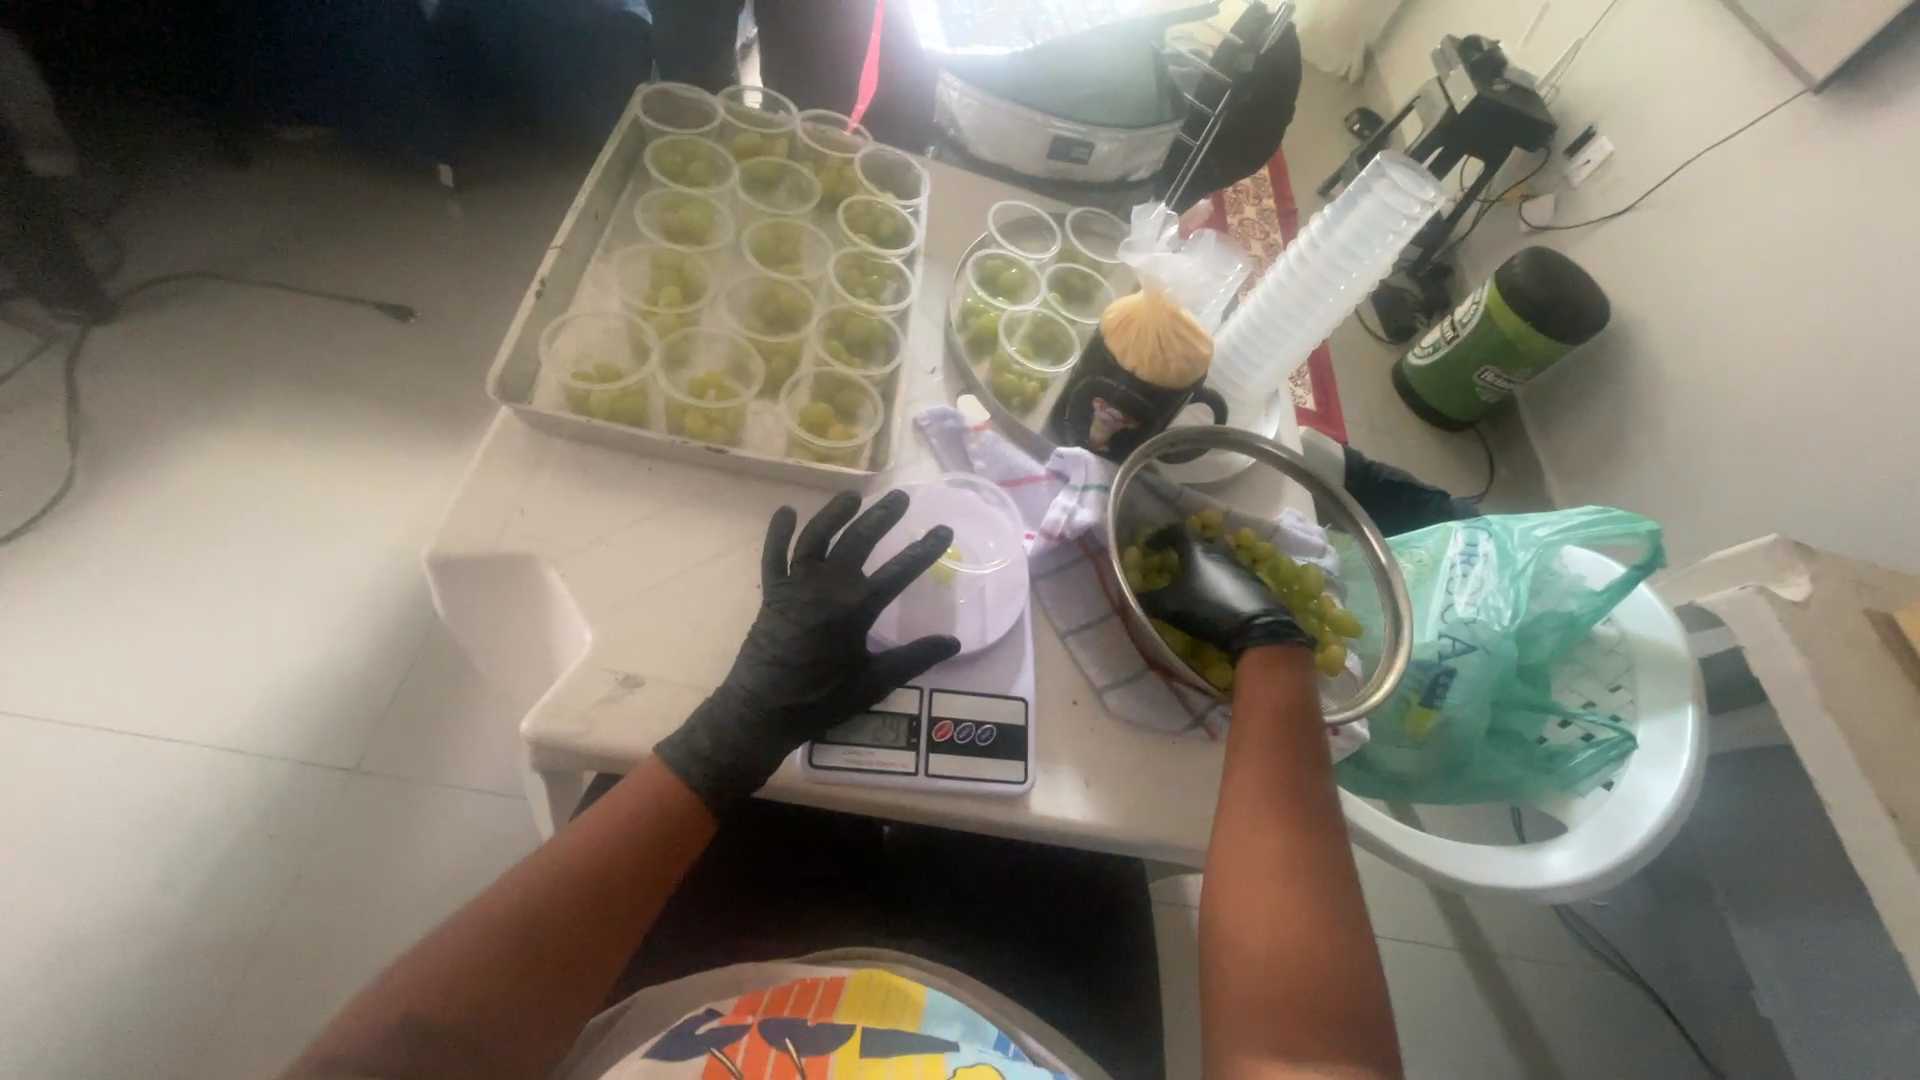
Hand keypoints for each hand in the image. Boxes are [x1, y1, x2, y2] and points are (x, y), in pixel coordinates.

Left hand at [654, 490, 961, 812]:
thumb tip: (953, 642)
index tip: (944, 529)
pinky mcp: (772, 594)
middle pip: (857, 542)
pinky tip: (786, 511)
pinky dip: (778, 533)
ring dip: (835, 514)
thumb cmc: (820, 700)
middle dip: (882, 517)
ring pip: (816, 538)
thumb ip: (912, 659)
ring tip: (853, 495)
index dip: (924, 550)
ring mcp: (795, 587)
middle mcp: (825, 588)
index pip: (898, 572)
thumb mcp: (873, 684)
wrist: (759, 712)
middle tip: (902, 496)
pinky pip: (773, 557)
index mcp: (854, 610)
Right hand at [1138, 523, 1312, 660]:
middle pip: (1201, 541)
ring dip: (1206, 564)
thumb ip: (1148, 599)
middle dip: (1186, 549)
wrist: (1257, 629)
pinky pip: (1232, 573)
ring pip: (1219, 557)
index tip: (1149, 548)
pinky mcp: (1255, 583)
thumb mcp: (1169, 606)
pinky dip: (1221, 579)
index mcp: (1197, 550)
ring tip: (1195, 581)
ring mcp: (1240, 566)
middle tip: (1175, 562)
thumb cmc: (1207, 609)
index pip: (1177, 530)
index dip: (1160, 536)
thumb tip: (1131, 595)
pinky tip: (1217, 596)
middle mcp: (1220, 551)